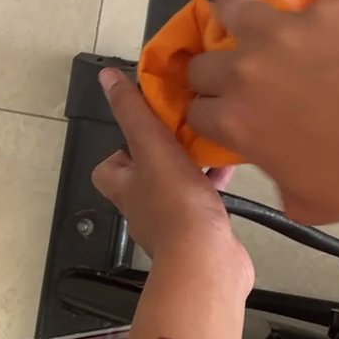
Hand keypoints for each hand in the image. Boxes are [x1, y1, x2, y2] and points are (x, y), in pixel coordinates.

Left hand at [93, 69, 251, 287]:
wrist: (207, 260)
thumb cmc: (177, 206)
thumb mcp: (152, 146)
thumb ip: (132, 112)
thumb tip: (107, 78)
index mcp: (125, 188)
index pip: (106, 167)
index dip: (120, 148)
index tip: (143, 130)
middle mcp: (142, 208)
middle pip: (145, 176)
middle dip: (163, 155)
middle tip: (183, 133)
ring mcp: (171, 225)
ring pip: (177, 189)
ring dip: (192, 169)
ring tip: (211, 146)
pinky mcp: (199, 235)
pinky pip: (203, 204)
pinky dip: (214, 187)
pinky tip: (231, 171)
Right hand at [184, 0, 338, 223]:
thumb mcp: (299, 201)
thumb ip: (271, 175)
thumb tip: (274, 163)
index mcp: (235, 121)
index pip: (196, 111)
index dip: (210, 115)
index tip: (226, 116)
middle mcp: (246, 70)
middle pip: (203, 63)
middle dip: (216, 73)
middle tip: (243, 80)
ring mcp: (284, 32)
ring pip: (233, 7)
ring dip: (236, 18)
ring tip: (254, 26)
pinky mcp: (324, 11)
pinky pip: (304, 9)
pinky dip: (309, 23)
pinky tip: (330, 37)